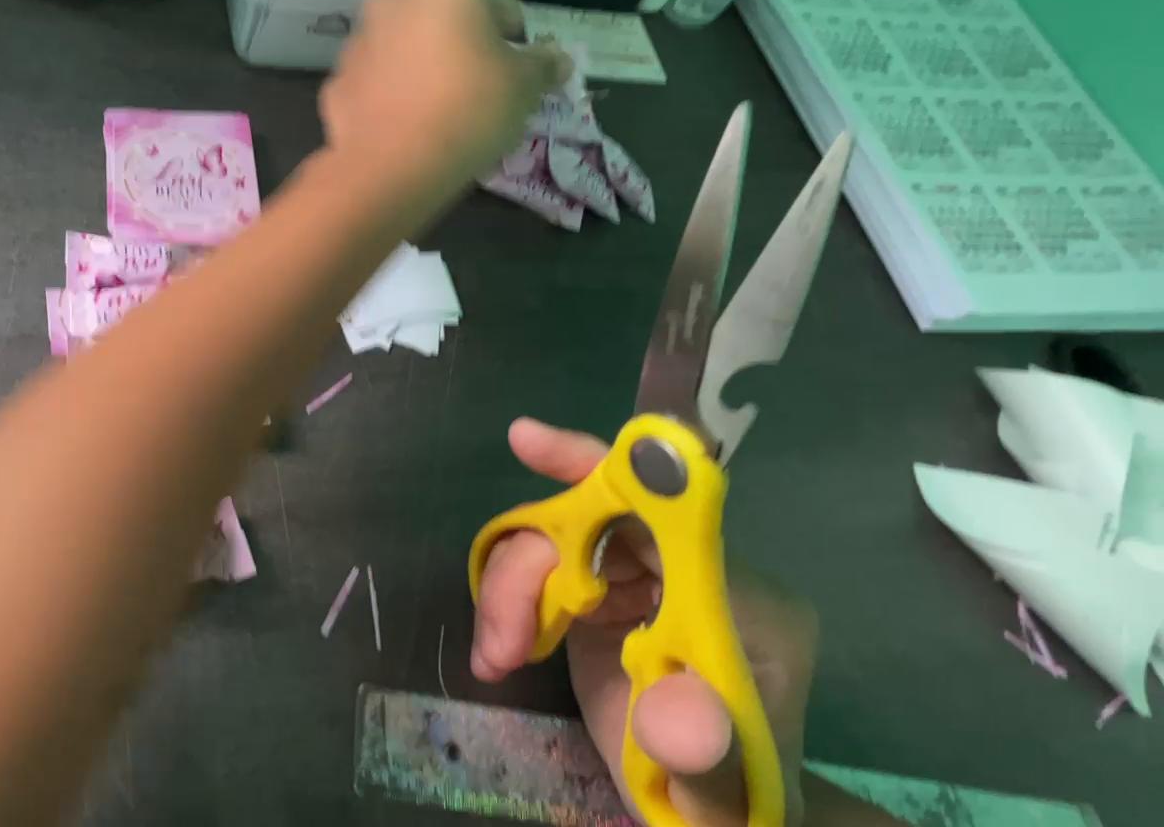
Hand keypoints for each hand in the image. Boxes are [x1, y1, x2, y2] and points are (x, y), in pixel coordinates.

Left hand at [319, 0, 569, 197]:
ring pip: (402, 46)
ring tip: (442, 109)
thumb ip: (542, 64)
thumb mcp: (525, 85)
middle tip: (481, 83)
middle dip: (460, 41)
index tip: (516, 60)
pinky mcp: (336, 82)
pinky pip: (375, 82)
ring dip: (421, 66)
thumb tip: (556, 60)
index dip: (510, 27)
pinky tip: (408, 126)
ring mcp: (357, 40)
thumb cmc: (469, 108)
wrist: (391, 166)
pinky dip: (391, 95)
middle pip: (439, 15)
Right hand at [472, 418, 817, 826]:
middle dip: (530, 571)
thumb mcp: (722, 784)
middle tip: (502, 642)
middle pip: (586, 525)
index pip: (668, 508)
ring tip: (496, 658)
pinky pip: (535, 579)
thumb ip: (703, 747)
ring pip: (549, 549)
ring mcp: (634, 584)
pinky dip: (506, 611)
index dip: (604, 470)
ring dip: (511, 598)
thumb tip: (673, 719)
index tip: (526, 441)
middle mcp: (680, 571)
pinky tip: (496, 656)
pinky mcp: (594, 602)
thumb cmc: (730, 798)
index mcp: (732, 596)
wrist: (710, 817)